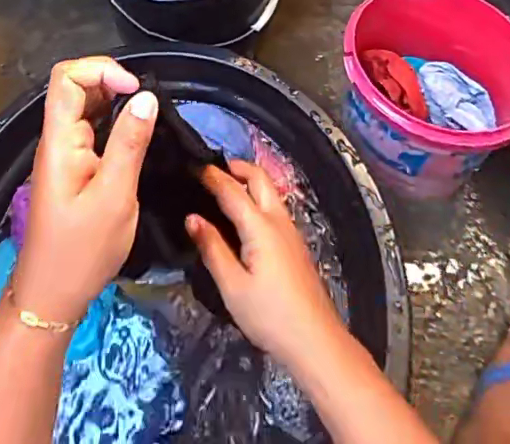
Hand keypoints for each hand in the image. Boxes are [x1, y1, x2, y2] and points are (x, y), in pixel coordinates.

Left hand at [13, 57, 156, 322]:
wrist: (50, 297)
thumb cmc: (81, 252)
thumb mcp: (115, 197)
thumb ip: (130, 144)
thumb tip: (146, 97)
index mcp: (59, 140)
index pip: (66, 77)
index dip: (100, 69)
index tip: (135, 89)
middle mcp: (57, 138)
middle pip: (74, 85)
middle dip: (110, 80)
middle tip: (145, 100)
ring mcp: (63, 152)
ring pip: (84, 105)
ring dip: (113, 99)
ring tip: (145, 113)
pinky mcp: (73, 166)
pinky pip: (91, 127)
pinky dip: (113, 120)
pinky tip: (134, 133)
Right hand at [188, 160, 345, 369]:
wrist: (317, 342)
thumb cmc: (270, 315)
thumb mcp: (232, 286)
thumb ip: (212, 248)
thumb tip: (192, 217)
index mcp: (260, 226)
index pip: (232, 190)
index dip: (211, 176)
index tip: (192, 167)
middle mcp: (278, 220)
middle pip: (259, 178)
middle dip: (236, 167)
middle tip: (212, 170)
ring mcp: (291, 231)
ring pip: (270, 191)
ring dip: (248, 181)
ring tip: (224, 188)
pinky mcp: (295, 244)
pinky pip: (274, 207)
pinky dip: (257, 197)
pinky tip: (244, 216)